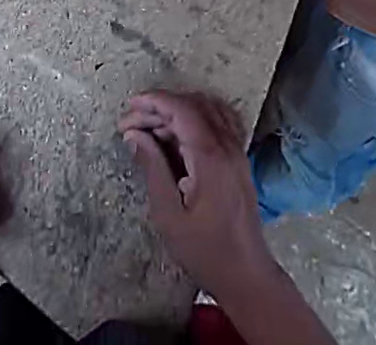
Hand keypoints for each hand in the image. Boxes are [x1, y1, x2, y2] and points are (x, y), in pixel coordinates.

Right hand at [118, 91, 278, 300]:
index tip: (130, 107)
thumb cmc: (204, 249)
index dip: (154, 102)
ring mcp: (236, 149)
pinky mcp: (239, 157)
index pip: (181, 109)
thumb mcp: (169, 214)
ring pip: (206, 109)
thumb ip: (153, 168)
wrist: (246, 273)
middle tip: (131, 125)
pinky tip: (178, 131)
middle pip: (192, 106)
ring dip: (177, 110)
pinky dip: (196, 116)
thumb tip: (134, 135)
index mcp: (210, 155)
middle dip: (159, 108)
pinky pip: (219, 120)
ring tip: (149, 128)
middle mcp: (227, 144)